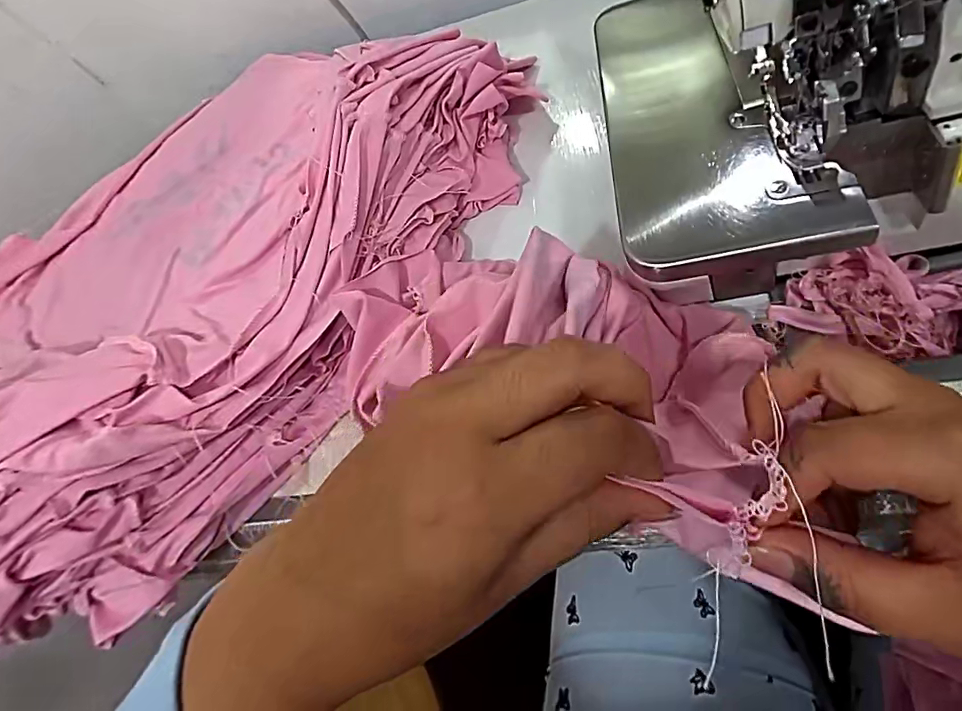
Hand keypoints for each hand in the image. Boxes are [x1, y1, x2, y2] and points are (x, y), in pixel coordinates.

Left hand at [182, 338, 670, 710]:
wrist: (304, 596)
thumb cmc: (407, 613)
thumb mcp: (505, 583)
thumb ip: (584, 523)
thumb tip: (653, 495)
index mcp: (485, 491)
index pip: (592, 437)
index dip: (640, 446)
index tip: (656, 466)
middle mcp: (463, 421)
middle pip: (572, 359)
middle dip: (625, 378)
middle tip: (641, 420)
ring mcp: (439, 392)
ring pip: (539, 348)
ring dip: (583, 371)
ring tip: (598, 417)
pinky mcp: (424, 384)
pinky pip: (503, 357)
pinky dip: (541, 372)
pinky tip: (546, 410)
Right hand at [742, 339, 961, 710]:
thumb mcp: (935, 613)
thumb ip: (837, 574)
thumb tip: (758, 545)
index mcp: (939, 447)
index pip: (827, 443)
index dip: (784, 487)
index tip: (767, 530)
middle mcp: (931, 404)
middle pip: (822, 360)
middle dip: (772, 398)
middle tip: (758, 457)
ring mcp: (934, 403)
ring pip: (835, 370)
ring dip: (798, 413)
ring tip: (797, 484)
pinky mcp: (934, 417)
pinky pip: (857, 399)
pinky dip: (827, 429)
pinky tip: (838, 494)